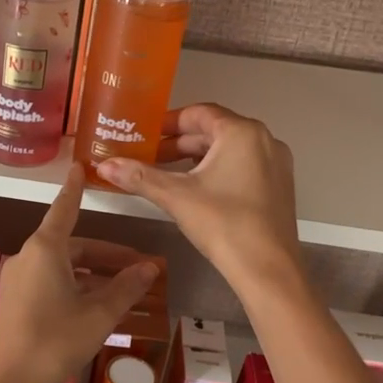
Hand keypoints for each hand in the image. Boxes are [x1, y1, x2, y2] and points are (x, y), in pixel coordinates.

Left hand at [0, 165, 159, 382]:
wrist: (9, 382)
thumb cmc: (55, 340)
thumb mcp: (99, 314)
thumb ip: (127, 287)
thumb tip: (150, 267)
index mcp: (45, 249)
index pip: (65, 209)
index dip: (76, 189)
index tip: (80, 167)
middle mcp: (28, 256)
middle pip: (72, 245)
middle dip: (106, 255)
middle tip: (140, 267)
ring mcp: (19, 279)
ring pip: (63, 266)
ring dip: (94, 274)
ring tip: (127, 288)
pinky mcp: (17, 300)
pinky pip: (52, 282)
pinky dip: (77, 286)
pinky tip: (99, 305)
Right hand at [94, 103, 298, 286]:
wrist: (267, 269)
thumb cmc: (223, 224)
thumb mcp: (175, 196)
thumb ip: (139, 177)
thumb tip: (104, 165)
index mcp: (241, 132)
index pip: (198, 113)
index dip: (167, 122)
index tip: (143, 135)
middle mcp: (264, 140)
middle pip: (213, 131)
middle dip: (179, 143)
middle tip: (148, 157)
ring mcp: (276, 163)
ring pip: (228, 150)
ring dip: (196, 158)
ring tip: (166, 173)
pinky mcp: (279, 185)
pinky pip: (242, 166)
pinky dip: (216, 170)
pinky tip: (195, 189)